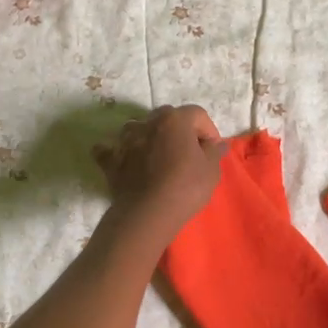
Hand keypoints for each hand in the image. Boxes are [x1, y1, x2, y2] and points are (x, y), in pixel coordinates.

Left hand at [92, 105, 226, 242]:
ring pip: (138, 128)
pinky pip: (111, 149)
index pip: (197, 114)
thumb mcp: (211, 170)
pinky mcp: (110, 159)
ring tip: (158, 155)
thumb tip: (217, 144)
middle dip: (179, 130)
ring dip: (148, 136)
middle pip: (167, 116)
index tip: (212, 150)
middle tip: (187, 152)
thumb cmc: (185, 187)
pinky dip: (117, 152)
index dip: (208, 130)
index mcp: (175, 119)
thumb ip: (214, 152)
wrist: (148, 213)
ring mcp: (126, 139)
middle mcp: (148, 122)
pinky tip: (121, 159)